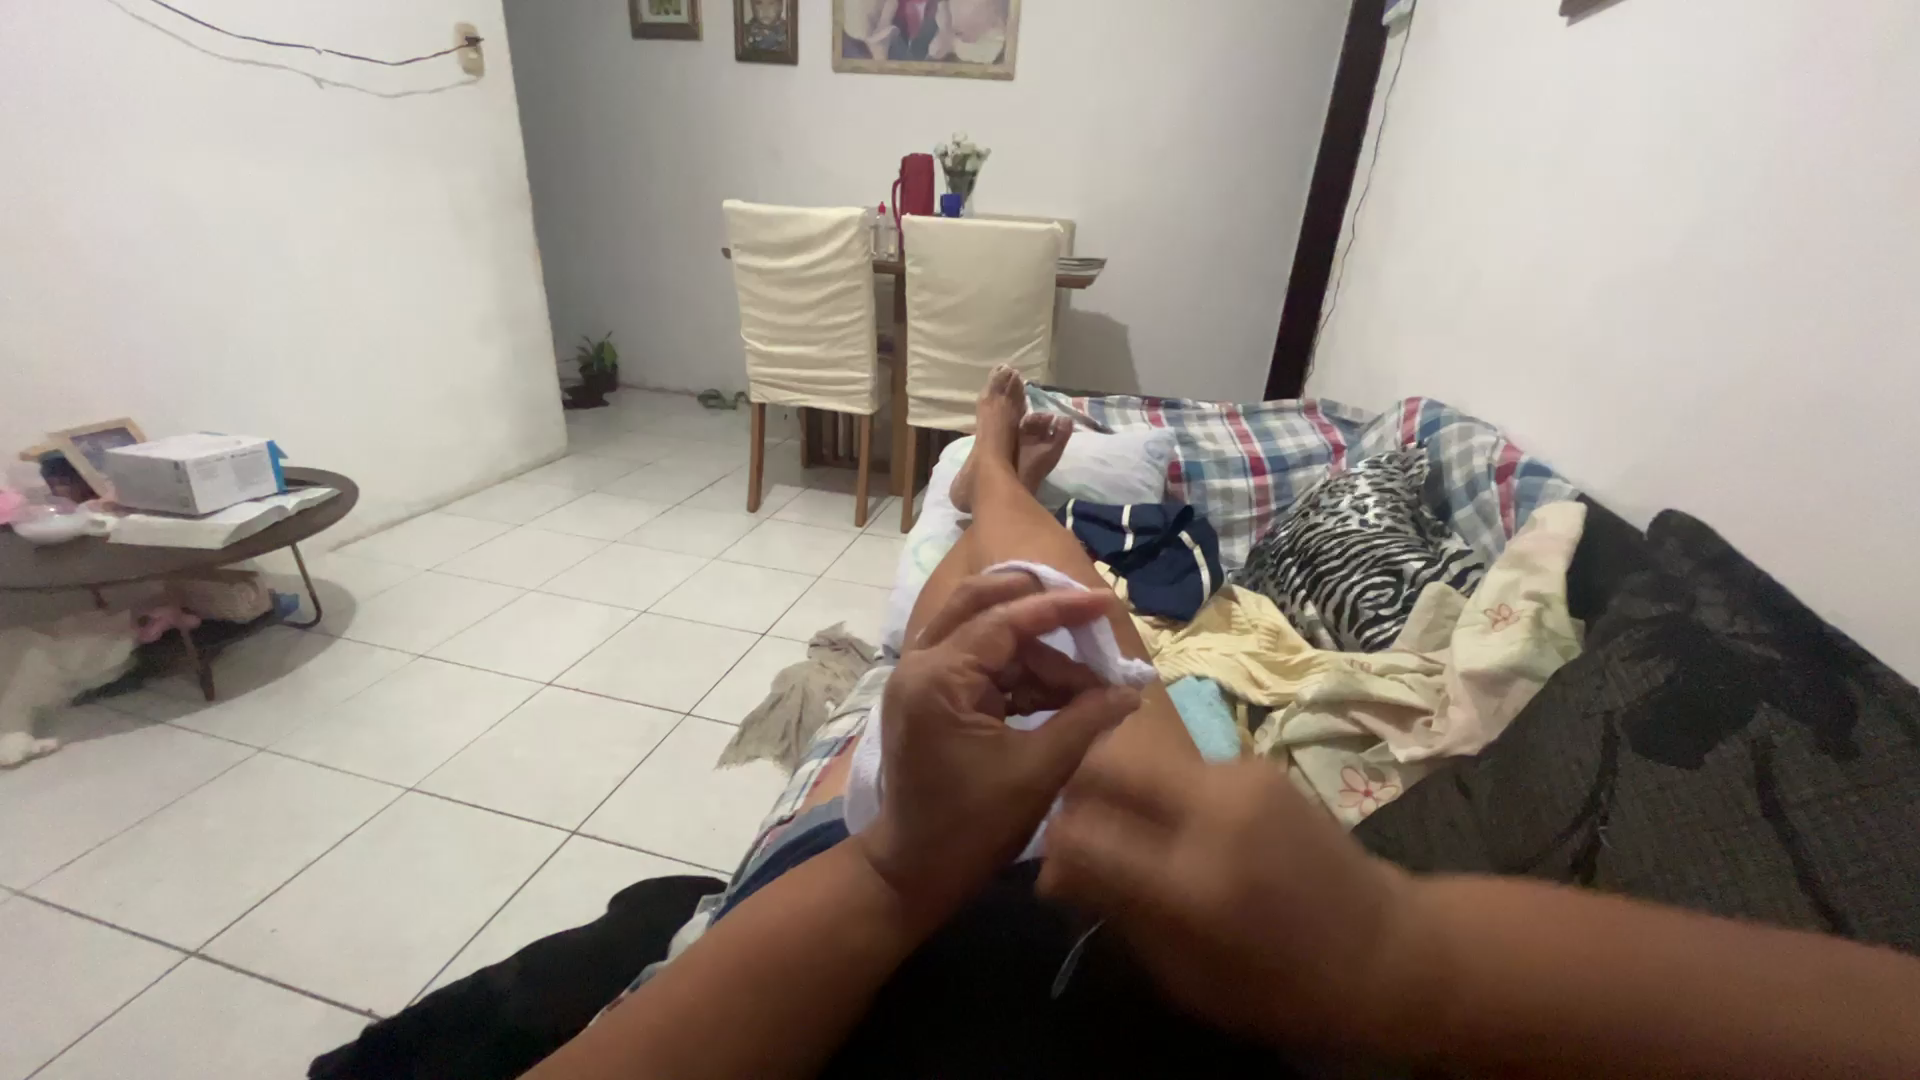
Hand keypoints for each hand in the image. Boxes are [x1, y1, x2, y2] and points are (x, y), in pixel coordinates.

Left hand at [858, 572, 1142, 919]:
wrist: (916, 871)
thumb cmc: (973, 827)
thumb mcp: (1037, 771)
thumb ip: (1084, 721)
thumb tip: (1130, 692)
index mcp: (938, 678)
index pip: (1004, 621)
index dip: (1060, 609)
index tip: (1106, 601)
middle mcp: (921, 665)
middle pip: (981, 605)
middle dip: (1038, 610)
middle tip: (1088, 618)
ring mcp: (921, 679)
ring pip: (985, 635)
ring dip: (1037, 654)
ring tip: (1088, 685)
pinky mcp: (932, 696)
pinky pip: (981, 665)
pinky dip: (1021, 676)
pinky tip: (1062, 697)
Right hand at [1038, 752, 1421, 1048]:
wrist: (1389, 946)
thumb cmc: (1280, 982)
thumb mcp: (1186, 975)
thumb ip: (1114, 911)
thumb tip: (1053, 869)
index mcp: (1193, 883)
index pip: (1085, 834)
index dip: (1056, 841)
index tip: (1056, 859)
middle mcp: (1211, 811)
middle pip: (1106, 762)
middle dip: (1076, 785)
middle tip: (1078, 819)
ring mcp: (1238, 775)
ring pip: (1139, 750)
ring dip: (1119, 780)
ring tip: (1128, 820)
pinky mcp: (1256, 760)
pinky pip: (1180, 761)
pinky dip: (1160, 784)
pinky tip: (1178, 819)